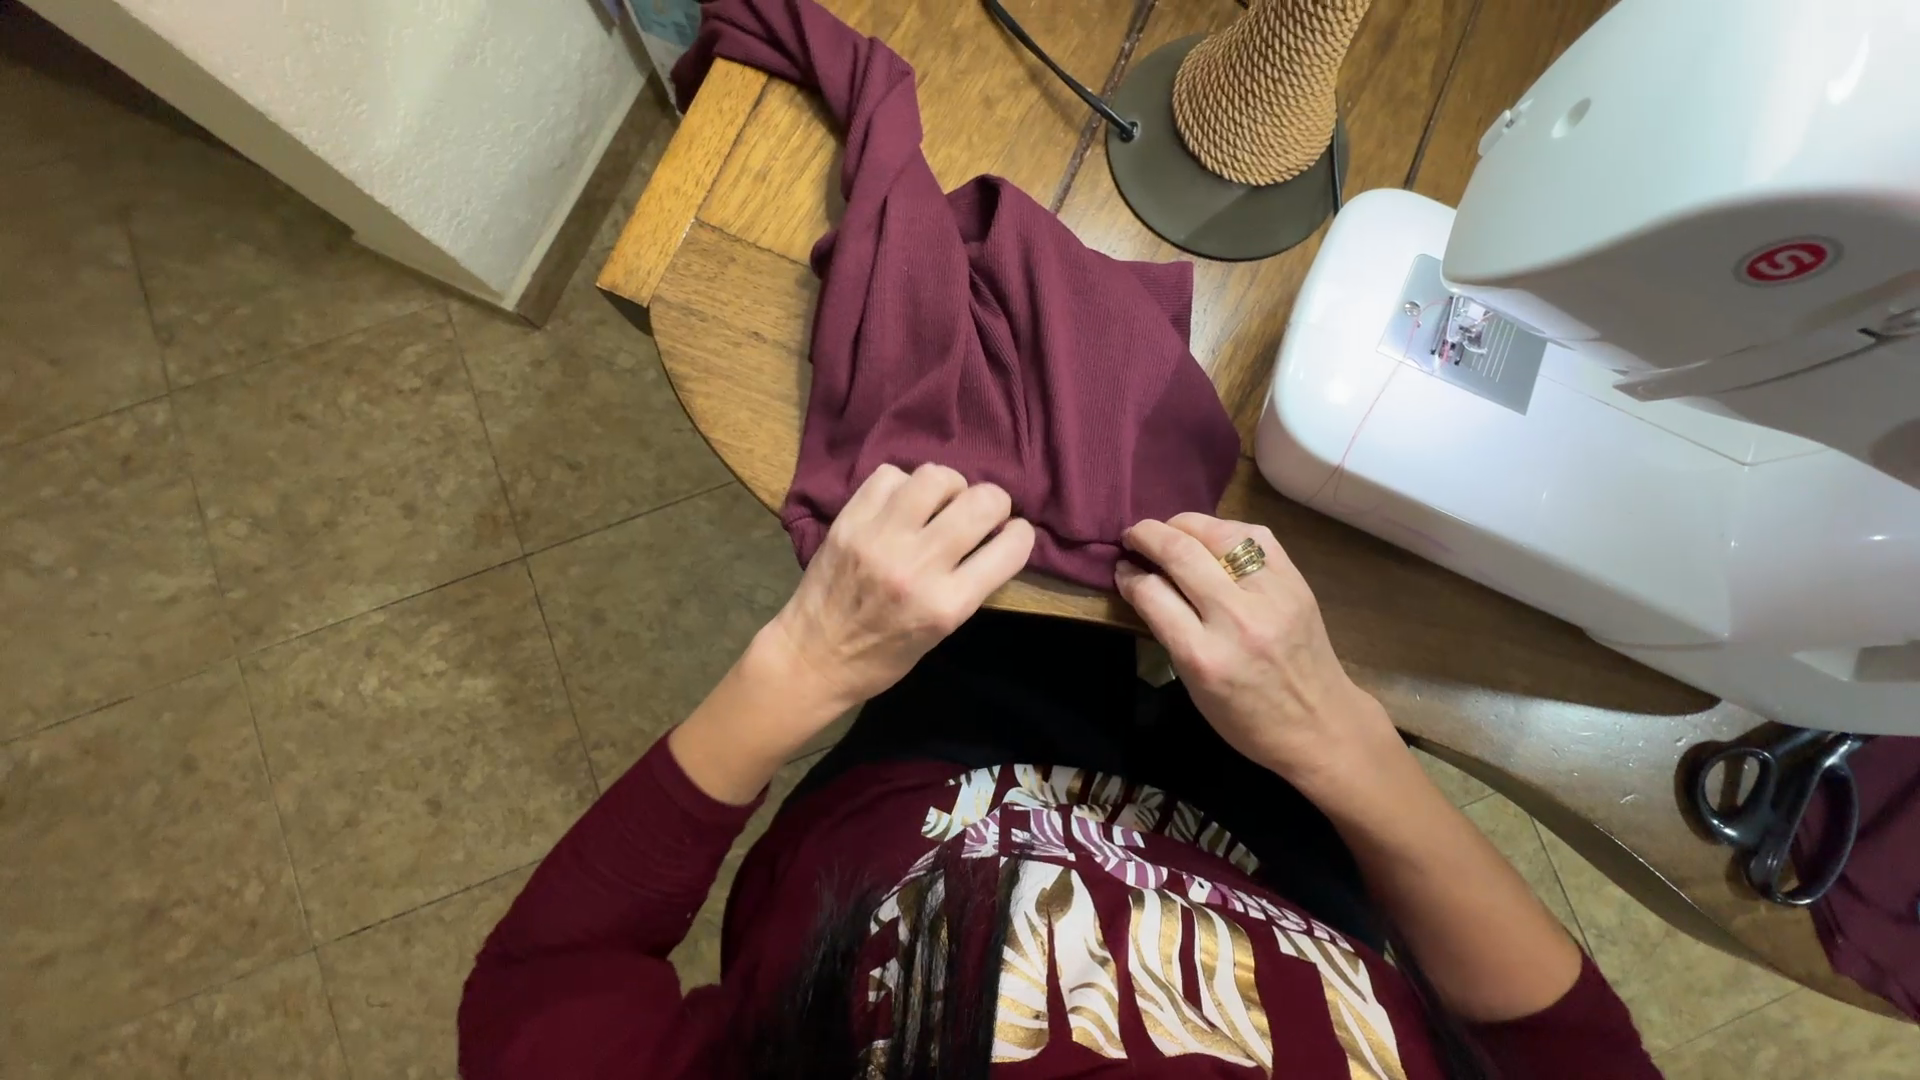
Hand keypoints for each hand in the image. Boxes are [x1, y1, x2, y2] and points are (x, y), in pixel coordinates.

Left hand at [765, 463, 1034, 711]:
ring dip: (949, 485)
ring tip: (940, 502)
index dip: (1020, 534)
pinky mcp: (849, 521)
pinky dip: (903, 484)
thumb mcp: (942, 631)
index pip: (1012, 546)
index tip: (1011, 534)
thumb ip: (970, 583)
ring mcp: (880, 538)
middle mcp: (917, 565)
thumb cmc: (883, 656)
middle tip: (981, 513)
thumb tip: (994, 536)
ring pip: (936, 476)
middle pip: (981, 501)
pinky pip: (889, 475)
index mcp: (947, 604)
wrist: (812, 657)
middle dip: (993, 502)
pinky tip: (901, 504)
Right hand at [1115, 513, 1399, 793]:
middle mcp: (1236, 618)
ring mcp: (1271, 595)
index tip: (1121, 568)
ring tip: (1169, 532)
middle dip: (1147, 535)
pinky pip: (1254, 535)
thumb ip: (1167, 629)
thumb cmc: (1244, 716)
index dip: (1128, 574)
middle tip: (1133, 536)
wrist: (1320, 724)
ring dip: (1183, 525)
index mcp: (1202, 656)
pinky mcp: (1295, 581)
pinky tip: (1210, 537)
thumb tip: (1142, 580)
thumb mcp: (1191, 683)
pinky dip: (1223, 529)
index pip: (1151, 593)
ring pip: (1217, 532)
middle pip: (1180, 552)